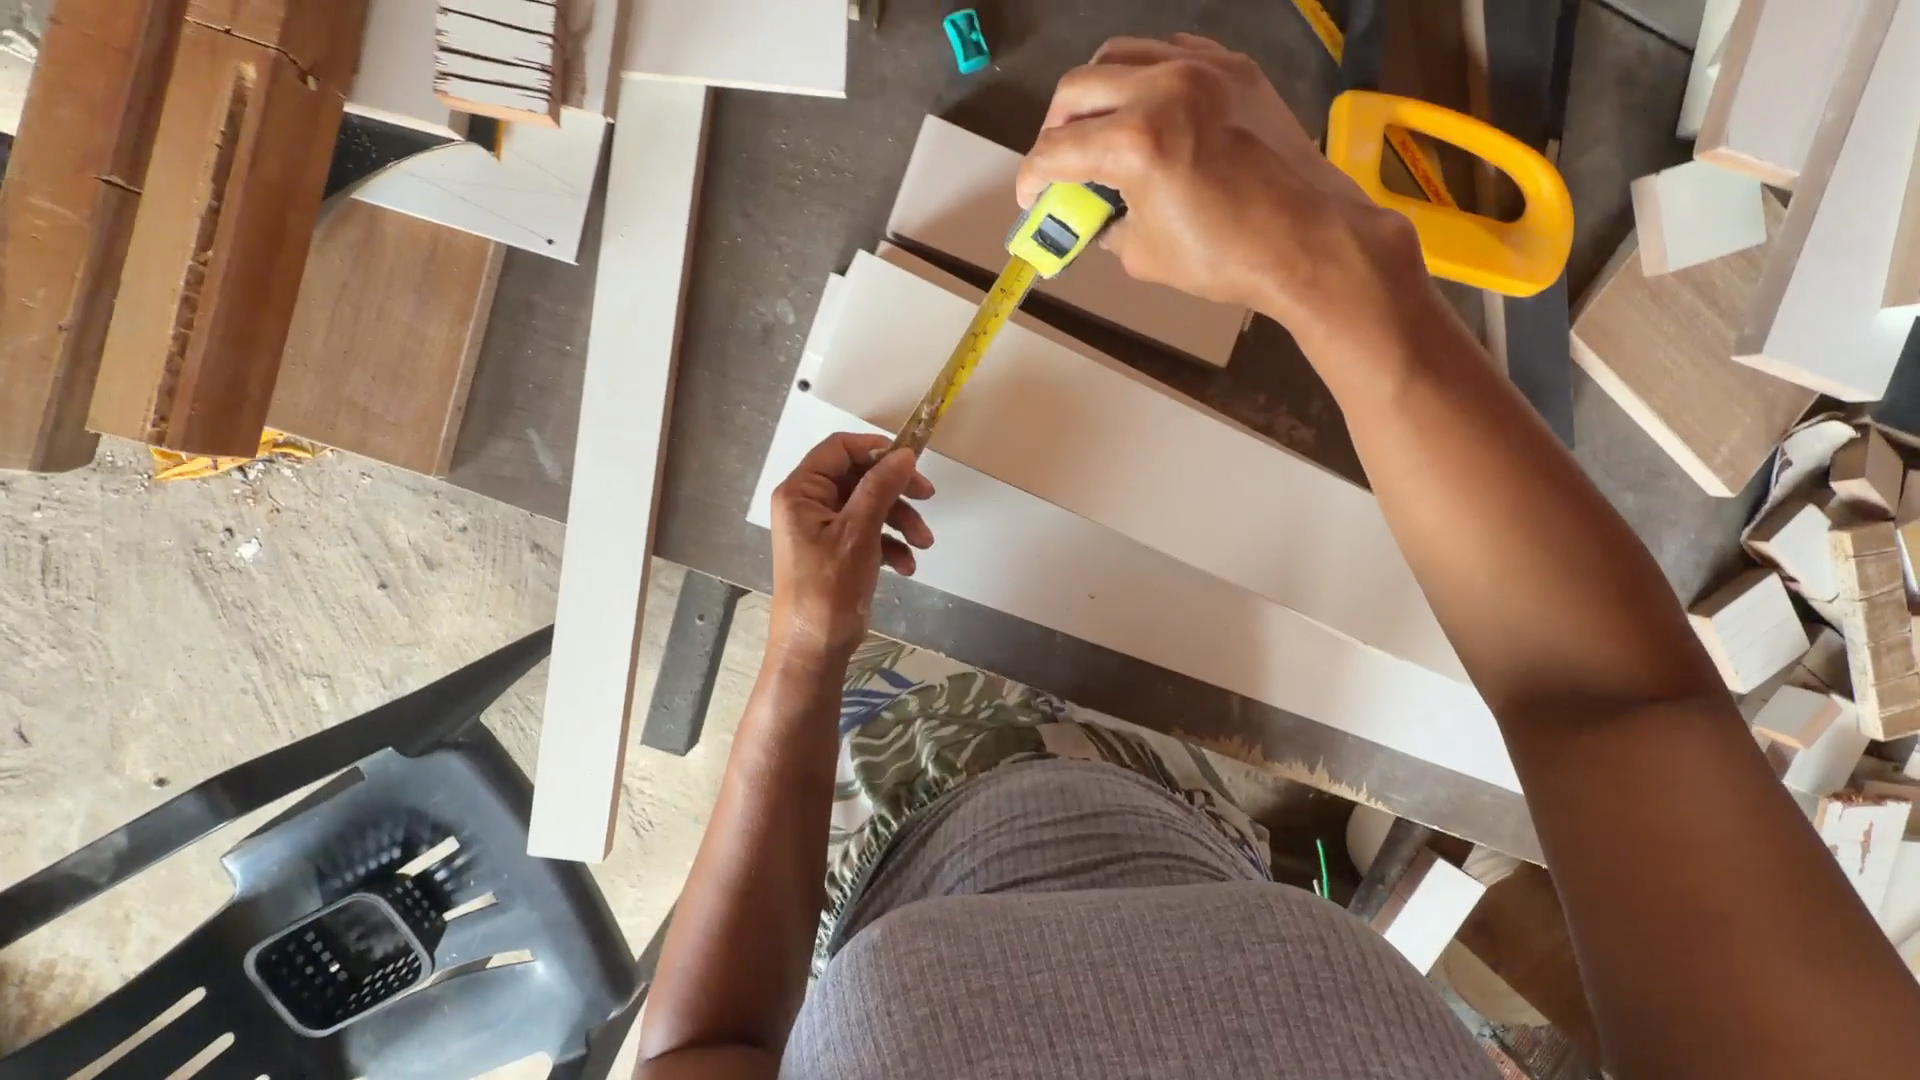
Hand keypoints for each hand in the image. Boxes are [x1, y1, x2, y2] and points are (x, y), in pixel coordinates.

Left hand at [768, 434, 934, 663]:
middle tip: (928, 498)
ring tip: (923, 544)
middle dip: (896, 492)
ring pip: (871, 507)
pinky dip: (892, 546)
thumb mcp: (858, 532)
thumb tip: (905, 453)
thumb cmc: (828, 587)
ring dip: (901, 522)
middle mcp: (810, 505)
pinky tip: (906, 566)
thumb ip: (881, 488)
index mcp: (801, 492)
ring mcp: (825, 529)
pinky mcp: (840, 552)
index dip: (875, 450)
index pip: (839, 449)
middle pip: (860, 478)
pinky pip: (871, 534)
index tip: (911, 461)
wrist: (815, 648)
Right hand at [1016, 34, 1424, 349]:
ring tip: (1097, 126)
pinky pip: (1169, 52)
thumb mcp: (1143, 254)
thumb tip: (1092, 215)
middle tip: (1058, 161)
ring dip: (1094, 93)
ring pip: (1118, 57)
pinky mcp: (1232, 67)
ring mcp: (1201, 70)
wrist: (1310, 238)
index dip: (1031, 178)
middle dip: (1054, 130)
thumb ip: (1107, 223)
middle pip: (1076, 91)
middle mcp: (1163, 90)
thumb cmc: (1225, 259)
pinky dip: (1143, 76)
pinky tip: (1145, 106)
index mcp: (1136, 143)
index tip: (1029, 196)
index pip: (1056, 152)